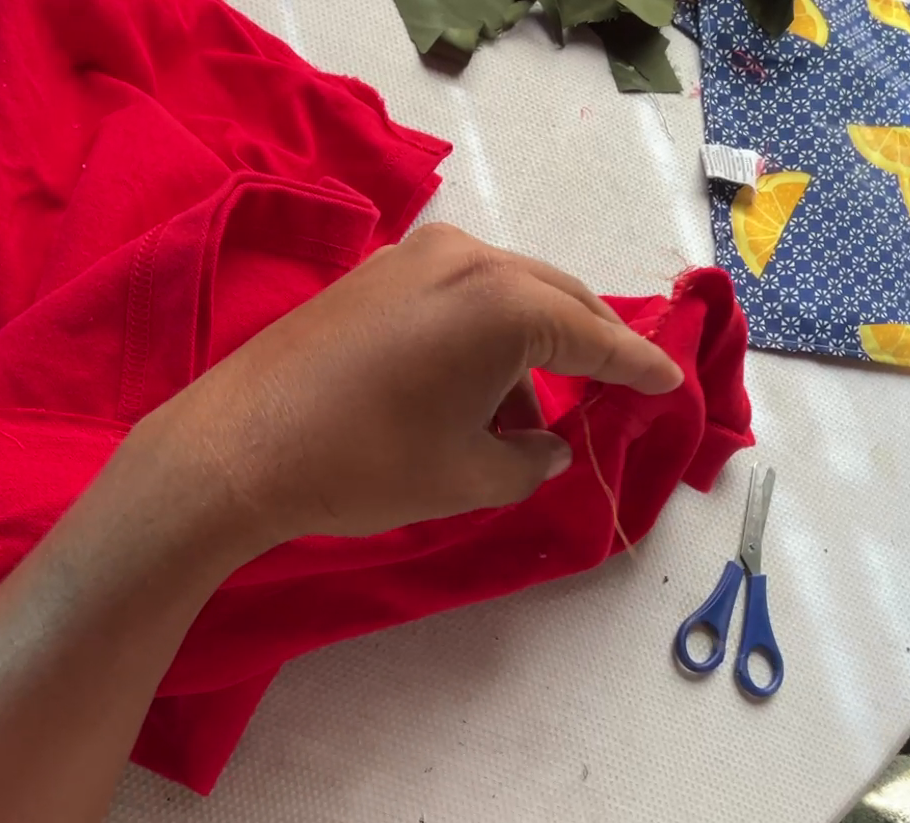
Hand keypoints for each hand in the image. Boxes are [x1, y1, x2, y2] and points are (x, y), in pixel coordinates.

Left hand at [122, 223, 683, 547]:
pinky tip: (472, 384)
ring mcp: (415, 257)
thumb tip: (550, 443)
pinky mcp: (376, 271)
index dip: (638, 368)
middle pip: (556, 300)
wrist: (239, 449)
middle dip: (589, 347)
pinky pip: (458, 295)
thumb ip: (529, 461)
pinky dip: (483, 335)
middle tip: (613, 388)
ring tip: (522, 414)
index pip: (595, 338)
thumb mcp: (467, 478)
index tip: (670, 384)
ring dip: (529, 347)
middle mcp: (467, 258)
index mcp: (505, 304)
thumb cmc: (366, 468)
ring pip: (506, 295)